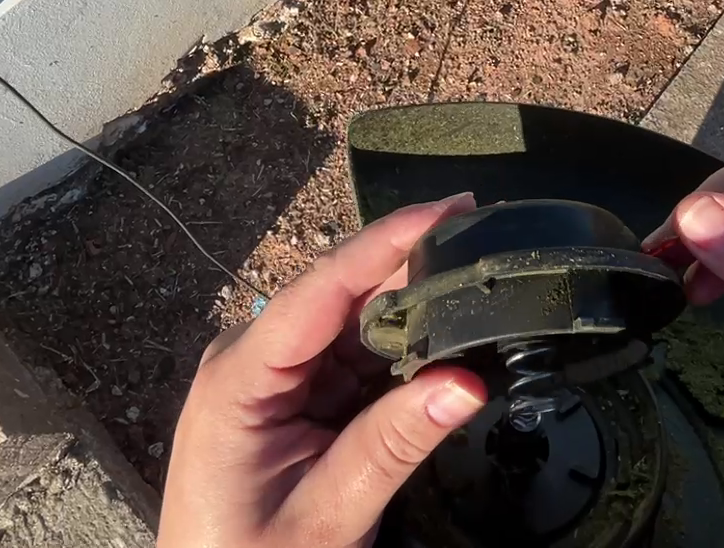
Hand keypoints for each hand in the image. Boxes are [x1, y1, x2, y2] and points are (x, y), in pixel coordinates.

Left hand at [159, 195, 489, 547]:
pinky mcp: (299, 385)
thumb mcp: (324, 518)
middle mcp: (257, 352)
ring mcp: (279, 366)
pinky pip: (359, 348)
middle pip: (345, 289)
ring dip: (416, 302)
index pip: (324, 286)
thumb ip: (392, 446)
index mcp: (241, 374)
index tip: (450, 208)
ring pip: (358, 314)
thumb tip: (470, 382)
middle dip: (413, 261)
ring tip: (476, 277)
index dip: (388, 240)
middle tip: (481, 235)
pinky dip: (404, 341)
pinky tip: (446, 330)